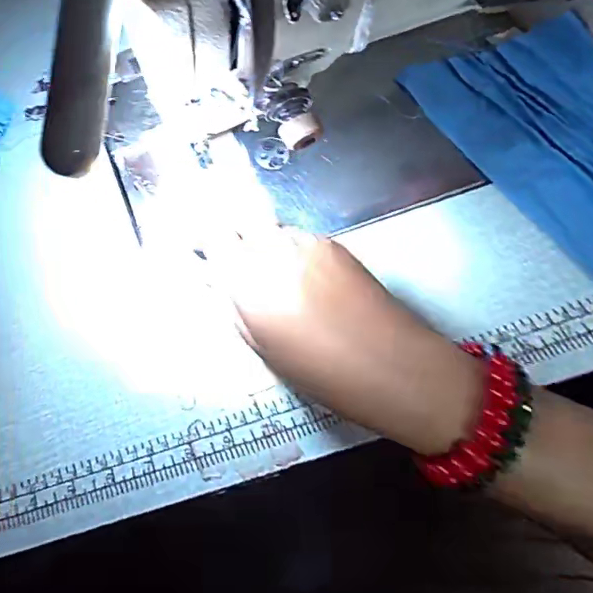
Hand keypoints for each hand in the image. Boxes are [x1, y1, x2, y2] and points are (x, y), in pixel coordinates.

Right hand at [216, 228, 484, 454]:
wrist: (394, 364)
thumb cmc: (322, 373)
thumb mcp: (264, 347)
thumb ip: (235, 306)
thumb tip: (215, 279)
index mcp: (250, 284)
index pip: (212, 238)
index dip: (203, 240)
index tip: (199, 251)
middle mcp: (274, 252)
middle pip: (238, 219)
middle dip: (230, 233)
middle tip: (231, 258)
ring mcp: (305, 242)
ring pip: (268, 227)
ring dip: (260, 241)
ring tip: (270, 273)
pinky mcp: (332, 242)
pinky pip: (296, 236)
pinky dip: (288, 249)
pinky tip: (301, 277)